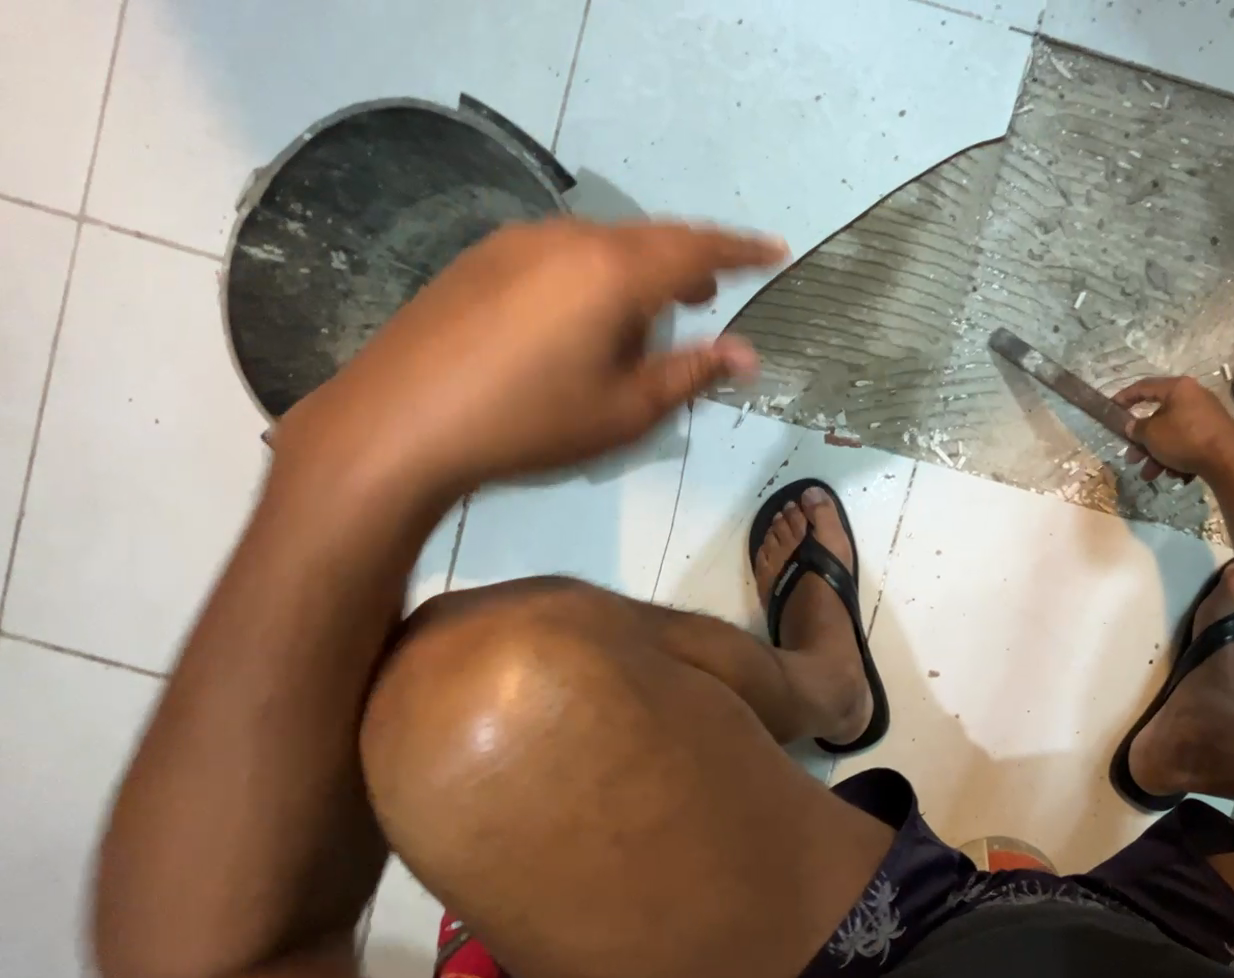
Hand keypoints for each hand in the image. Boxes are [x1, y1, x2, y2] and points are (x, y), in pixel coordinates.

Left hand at [271, 219, 786, 502]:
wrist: (398, 424)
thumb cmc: (532, 423)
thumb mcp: (628, 410)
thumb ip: (693, 372)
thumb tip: (748, 354)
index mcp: (614, 273)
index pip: (698, 249)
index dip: (742, 250)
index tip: (777, 250)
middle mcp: (569, 240)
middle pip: (651, 238)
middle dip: (692, 262)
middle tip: (715, 294)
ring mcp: (518, 243)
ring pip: (605, 244)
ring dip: (643, 270)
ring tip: (657, 310)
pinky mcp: (482, 260)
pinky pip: (563, 252)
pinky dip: (598, 273)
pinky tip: (591, 316)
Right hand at [1115, 376, 1233, 480]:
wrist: (1227, 461)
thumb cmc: (1184, 439)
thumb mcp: (1152, 434)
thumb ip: (1137, 428)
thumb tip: (1131, 426)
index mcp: (1178, 388)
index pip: (1144, 387)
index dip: (1125, 397)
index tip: (1112, 408)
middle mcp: (1194, 397)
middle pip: (1159, 418)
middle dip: (1142, 442)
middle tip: (1131, 458)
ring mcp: (1207, 416)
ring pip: (1173, 435)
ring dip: (1157, 456)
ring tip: (1149, 475)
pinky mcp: (1216, 435)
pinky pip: (1189, 444)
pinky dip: (1177, 458)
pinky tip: (1175, 475)